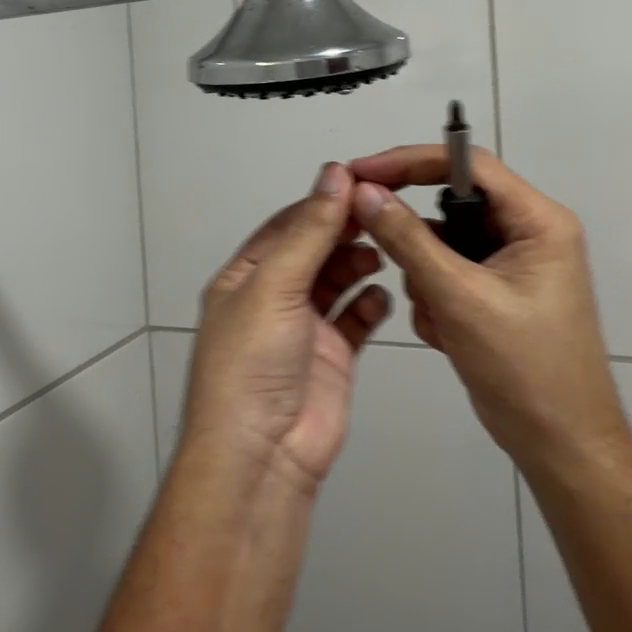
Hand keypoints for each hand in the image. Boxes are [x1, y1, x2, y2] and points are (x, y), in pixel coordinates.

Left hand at [181, 163, 391, 495]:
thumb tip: (334, 175)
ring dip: (359, 264)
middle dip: (345, 231)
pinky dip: (370, 305)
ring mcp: (303, 329)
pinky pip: (355, 320)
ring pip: (337, 282)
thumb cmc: (251, 366)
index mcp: (243, 278)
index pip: (285, 226)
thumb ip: (309, 231)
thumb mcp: (275, 286)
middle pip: (314, 251)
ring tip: (387, 250)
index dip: (320, 202)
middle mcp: (271, 299)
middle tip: (384, 212)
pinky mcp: (331, 358)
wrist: (262, 456)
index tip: (360, 181)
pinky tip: (384, 296)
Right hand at [346, 146, 631, 470]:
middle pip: (451, 206)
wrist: (560, 444)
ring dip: (425, 277)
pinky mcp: (496, 294)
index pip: (467, 165)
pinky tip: (447, 335)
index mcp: (538, 221)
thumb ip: (407, 240)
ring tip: (439, 319)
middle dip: (417, 239)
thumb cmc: (523, 367)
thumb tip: (363, 191)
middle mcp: (528, 233)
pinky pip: (447, 274)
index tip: (359, 174)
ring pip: (442, 243)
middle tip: (378, 252)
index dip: (409, 162)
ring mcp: (512, 265)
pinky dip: (435, 299)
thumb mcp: (458, 297)